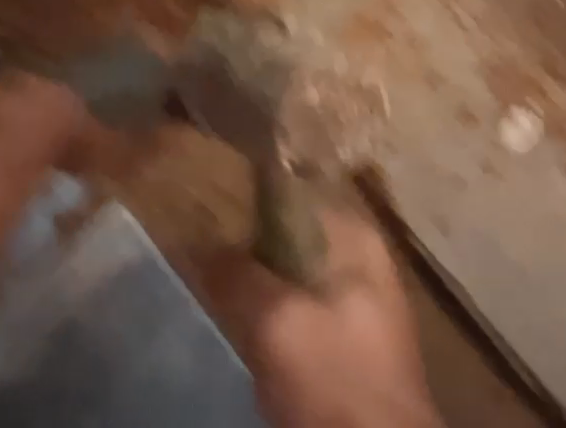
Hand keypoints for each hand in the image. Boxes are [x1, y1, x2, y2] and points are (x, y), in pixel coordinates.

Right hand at [201, 208, 442, 427]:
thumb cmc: (333, 375)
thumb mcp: (275, 321)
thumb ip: (238, 275)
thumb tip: (202, 242)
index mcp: (356, 236)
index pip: (297, 190)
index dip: (253, 195)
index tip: (213, 205)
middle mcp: (363, 256)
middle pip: (293, 231)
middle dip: (252, 243)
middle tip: (211, 254)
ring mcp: (359, 299)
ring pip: (294, 272)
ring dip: (261, 282)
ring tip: (225, 291)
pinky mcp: (348, 338)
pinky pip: (300, 307)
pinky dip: (275, 314)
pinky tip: (255, 333)